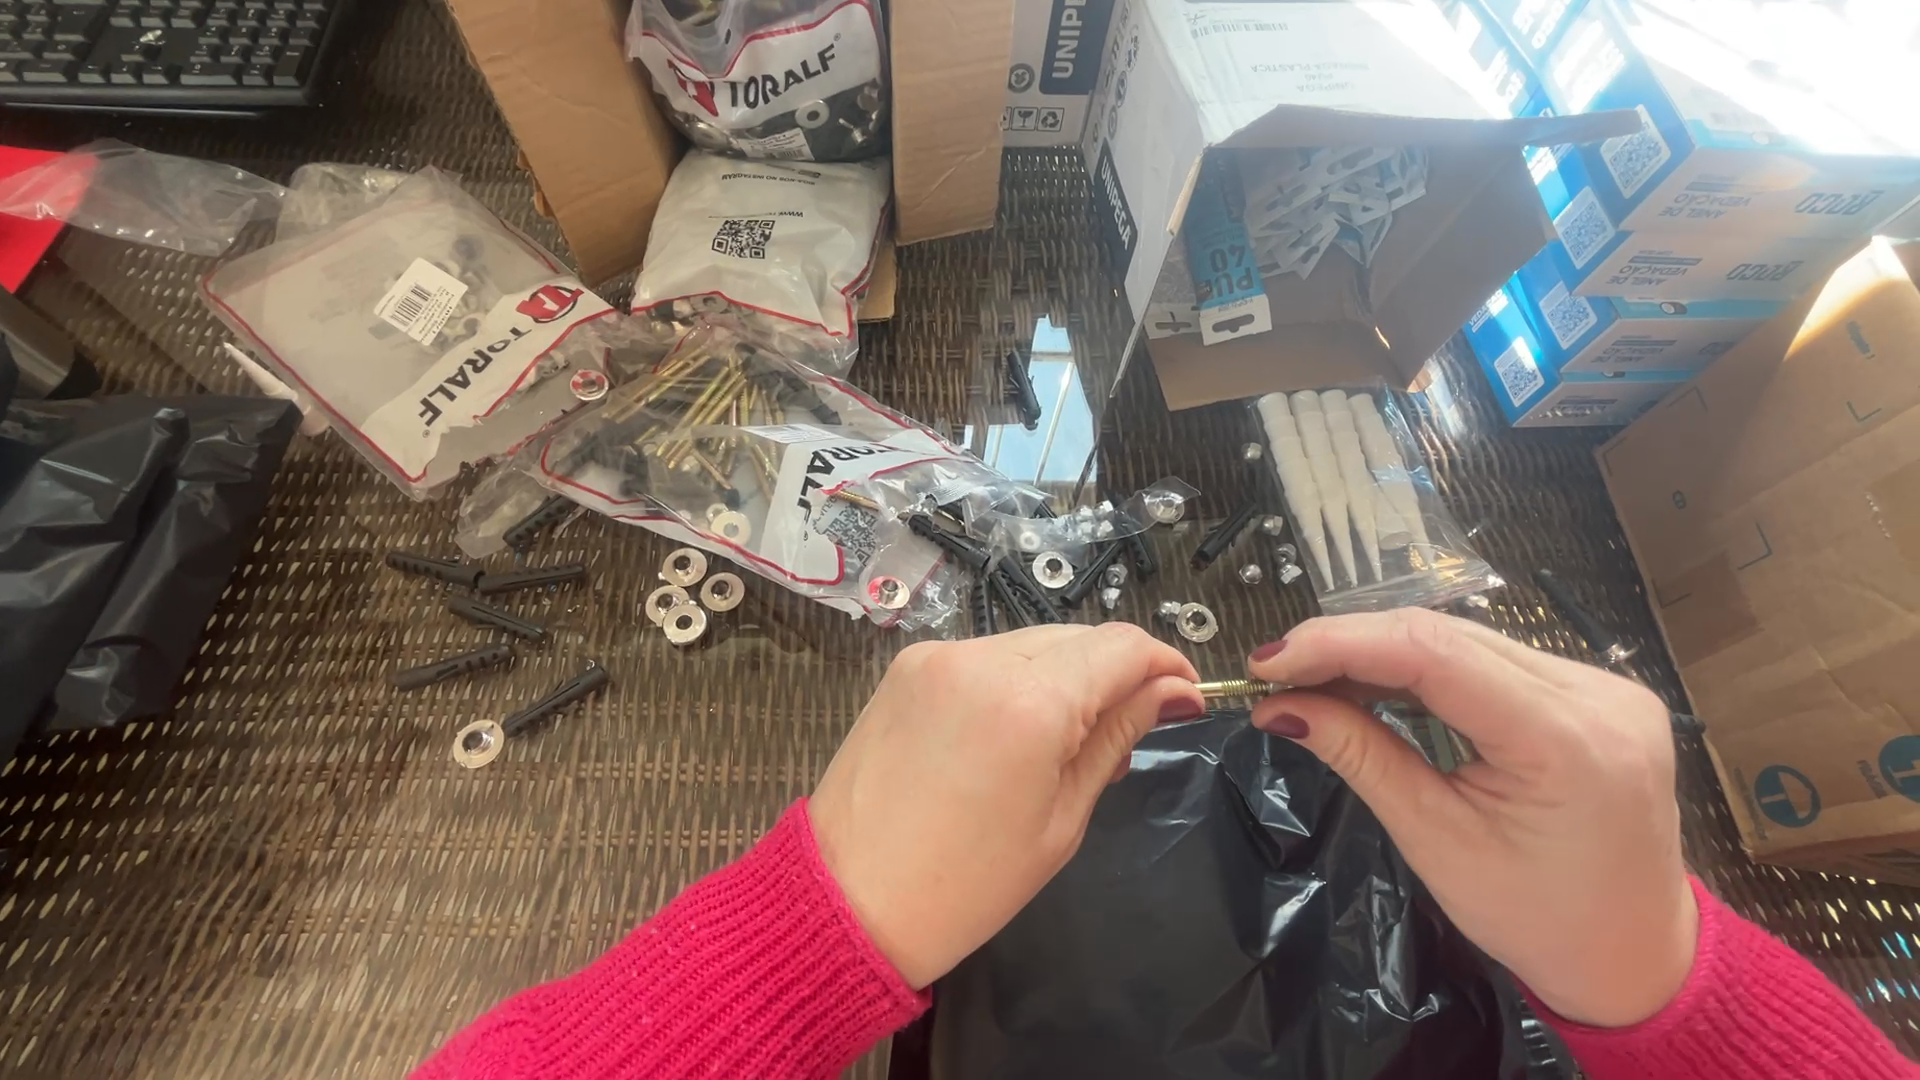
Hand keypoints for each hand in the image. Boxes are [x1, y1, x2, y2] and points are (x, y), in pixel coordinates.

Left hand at [809, 623, 1203, 988]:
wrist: (845, 899)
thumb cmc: (966, 883)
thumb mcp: (1062, 817)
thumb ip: (1117, 736)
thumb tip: (1169, 691)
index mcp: (1028, 701)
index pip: (1121, 646)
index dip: (1164, 662)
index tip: (1183, 695)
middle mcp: (980, 657)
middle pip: (1077, 636)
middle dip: (1114, 671)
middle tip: (1127, 730)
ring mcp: (937, 654)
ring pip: (1031, 640)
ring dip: (1065, 674)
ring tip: (1067, 737)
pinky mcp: (907, 663)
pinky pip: (985, 654)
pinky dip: (1016, 678)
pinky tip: (1015, 727)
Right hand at [1247, 609, 1696, 1028]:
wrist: (1637, 956)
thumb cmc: (1535, 917)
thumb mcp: (1432, 838)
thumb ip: (1358, 755)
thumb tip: (1277, 707)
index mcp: (1566, 740)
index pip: (1432, 653)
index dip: (1337, 643)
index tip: (1266, 662)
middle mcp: (1592, 692)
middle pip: (1440, 634)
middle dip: (1343, 644)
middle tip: (1273, 671)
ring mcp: (1594, 683)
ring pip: (1454, 637)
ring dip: (1369, 651)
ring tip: (1305, 677)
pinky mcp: (1580, 688)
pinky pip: (1475, 655)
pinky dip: (1407, 664)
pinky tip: (1363, 681)